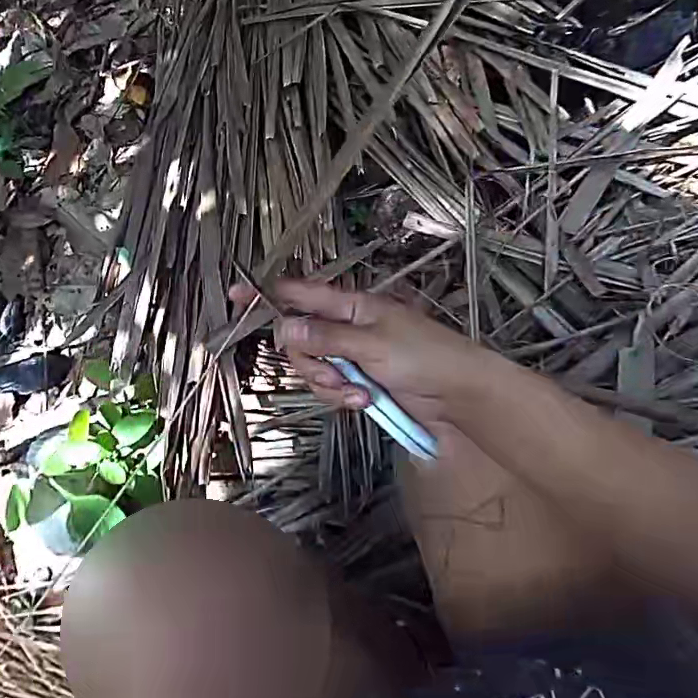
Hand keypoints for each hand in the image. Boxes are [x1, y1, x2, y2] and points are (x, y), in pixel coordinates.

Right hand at [229, 279, 517, 427]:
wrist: (460, 397)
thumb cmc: (425, 358)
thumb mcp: (373, 344)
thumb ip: (326, 337)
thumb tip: (284, 327)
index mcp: (351, 306)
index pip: (301, 294)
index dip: (268, 295)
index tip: (236, 296)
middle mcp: (345, 328)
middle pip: (298, 339)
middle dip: (310, 362)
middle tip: (334, 375)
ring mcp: (350, 355)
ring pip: (311, 367)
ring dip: (328, 385)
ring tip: (358, 394)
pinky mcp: (356, 381)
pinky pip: (328, 387)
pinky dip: (340, 397)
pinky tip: (364, 402)